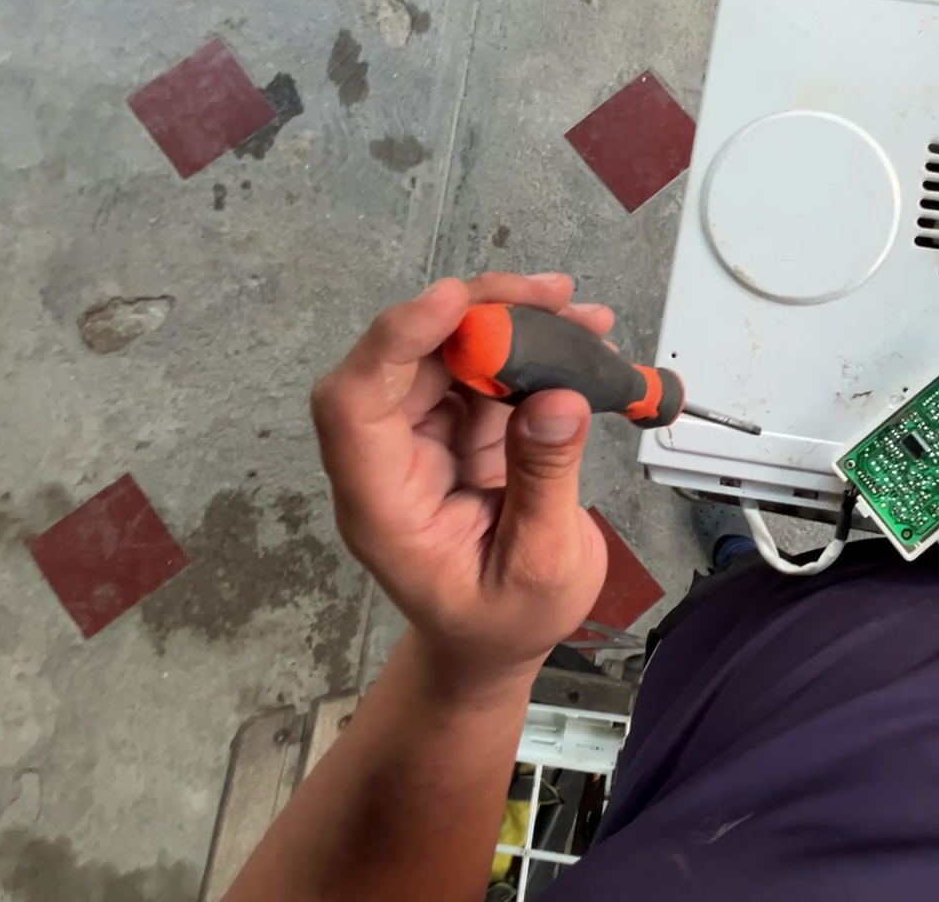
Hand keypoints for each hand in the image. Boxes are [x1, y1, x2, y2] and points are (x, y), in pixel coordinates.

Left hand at [310, 273, 610, 696]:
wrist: (499, 643)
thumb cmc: (506, 622)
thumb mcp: (539, 565)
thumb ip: (545, 482)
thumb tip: (560, 398)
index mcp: (385, 505)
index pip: (355, 405)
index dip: (394, 342)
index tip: (455, 300)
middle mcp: (396, 460)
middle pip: (409, 362)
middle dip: (477, 315)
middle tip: (551, 295)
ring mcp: (430, 443)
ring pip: (456, 358)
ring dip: (516, 326)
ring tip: (582, 314)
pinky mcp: (468, 435)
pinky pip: (494, 377)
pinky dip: (537, 353)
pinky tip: (583, 341)